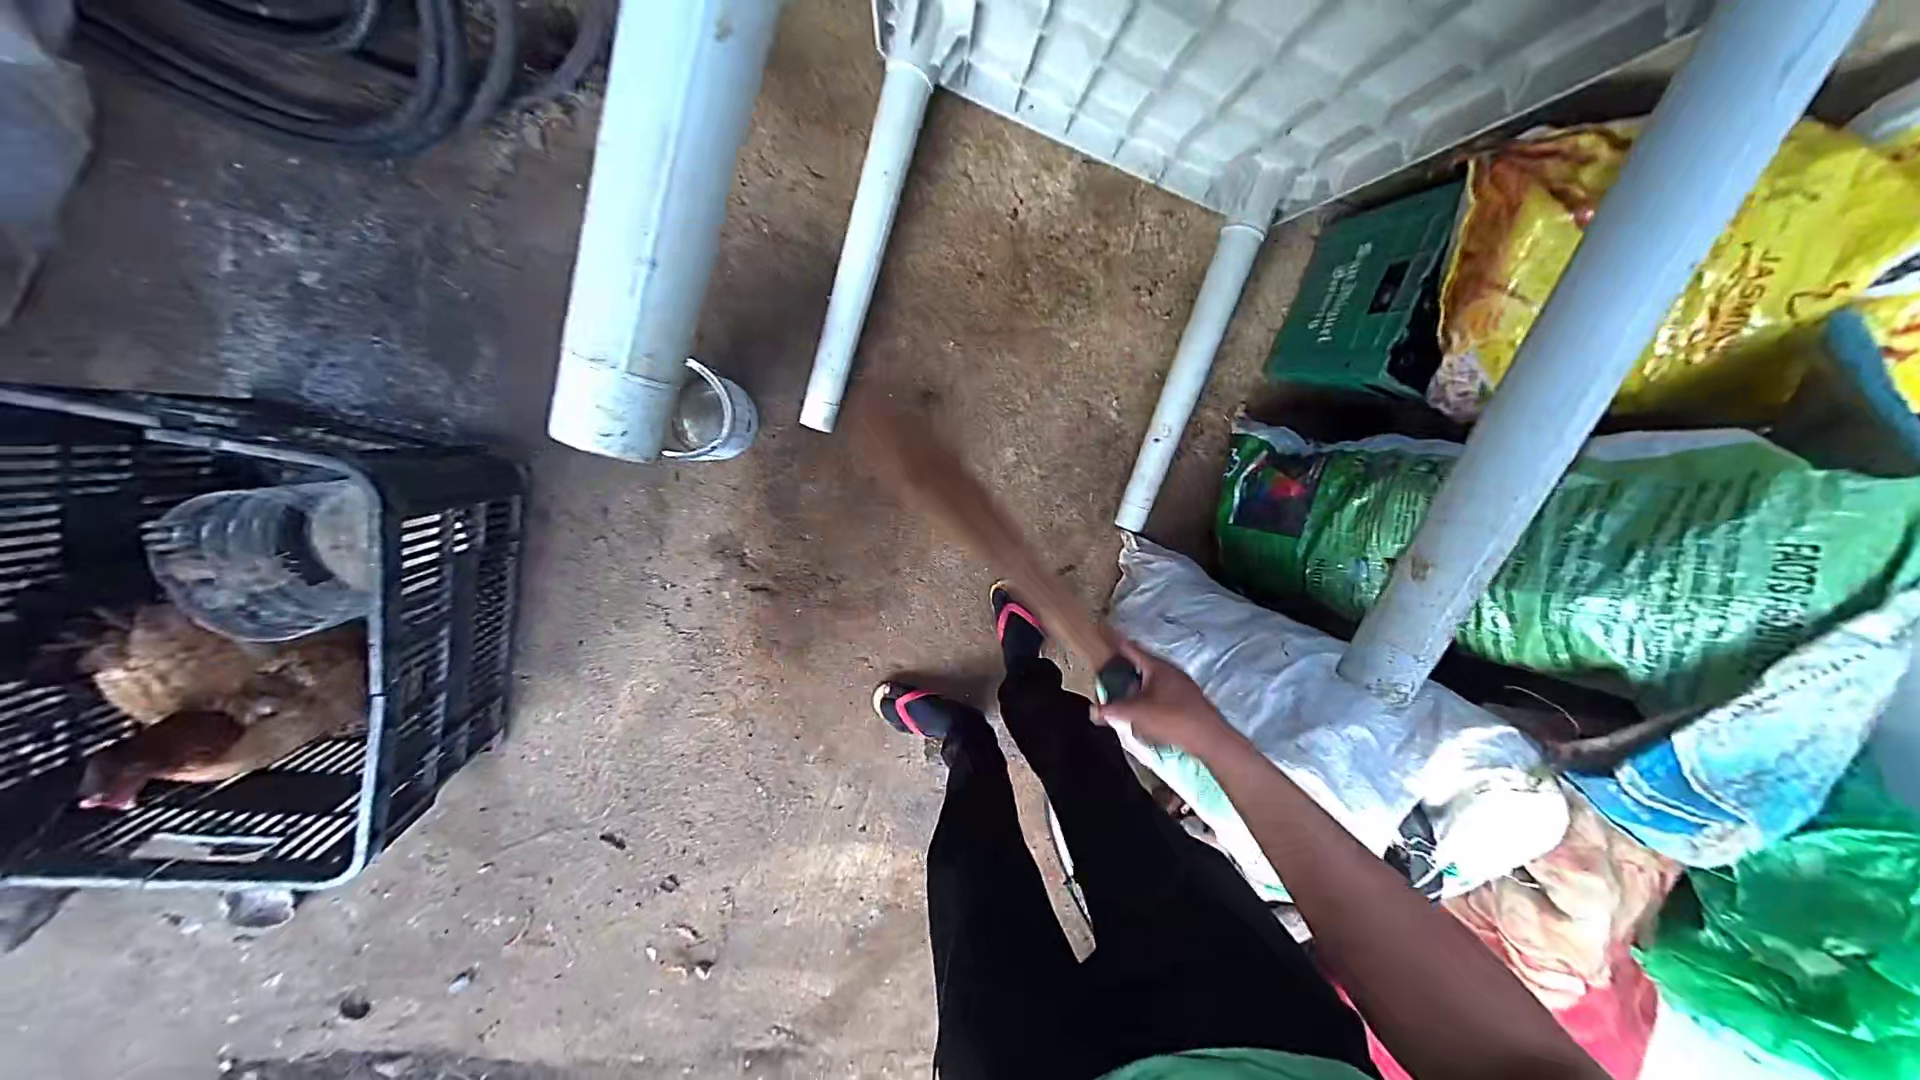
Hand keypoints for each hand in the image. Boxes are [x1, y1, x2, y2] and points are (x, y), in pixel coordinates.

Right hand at [1097, 641, 1245, 760]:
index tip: (1103, 633)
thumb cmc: (1173, 718)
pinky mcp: (1188, 700)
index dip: (1115, 641)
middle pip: (1142, 663)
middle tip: (1108, 670)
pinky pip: (1162, 691)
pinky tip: (1144, 711)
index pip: (1131, 648)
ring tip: (1123, 693)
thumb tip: (1093, 711)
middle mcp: (1170, 671)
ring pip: (1153, 679)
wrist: (1210, 738)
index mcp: (1157, 667)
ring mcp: (1181, 685)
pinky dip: (1149, 695)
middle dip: (1125, 666)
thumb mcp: (1137, 714)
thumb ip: (1112, 711)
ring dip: (1137, 684)